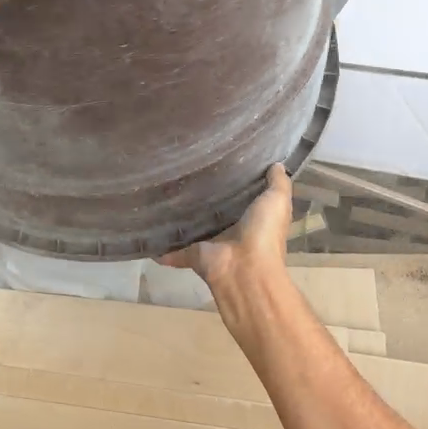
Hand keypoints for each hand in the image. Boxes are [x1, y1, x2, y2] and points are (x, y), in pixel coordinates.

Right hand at [159, 163, 293, 295]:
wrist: (245, 268)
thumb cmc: (263, 233)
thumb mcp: (276, 201)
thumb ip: (278, 184)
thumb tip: (277, 164)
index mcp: (252, 219)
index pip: (241, 197)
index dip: (234, 181)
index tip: (219, 159)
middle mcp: (232, 232)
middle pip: (216, 211)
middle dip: (204, 197)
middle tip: (185, 172)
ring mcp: (212, 244)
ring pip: (194, 228)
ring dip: (183, 218)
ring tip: (163, 195)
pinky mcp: (193, 254)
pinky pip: (175, 249)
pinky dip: (163, 247)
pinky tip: (149, 233)